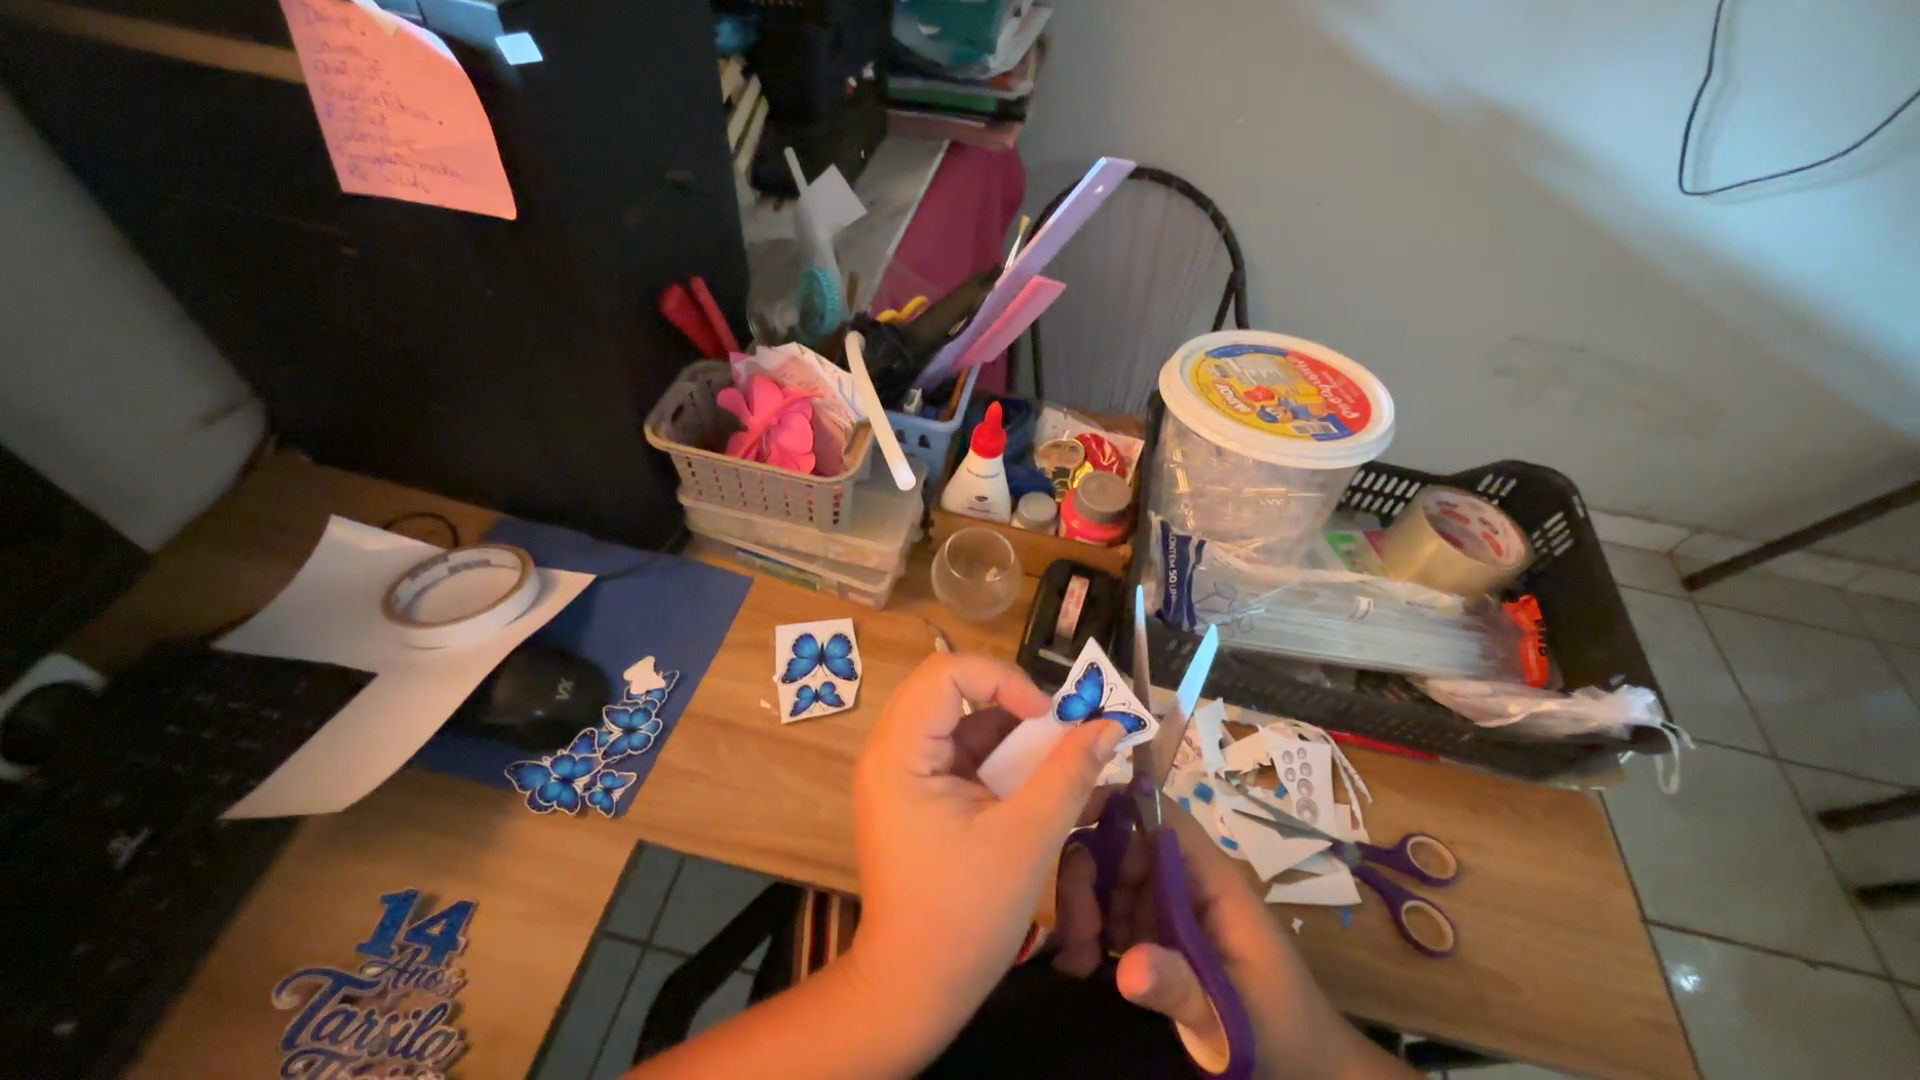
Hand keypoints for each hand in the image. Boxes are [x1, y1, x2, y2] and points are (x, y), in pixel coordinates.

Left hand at [844, 652, 1125, 1040]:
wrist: (916, 987)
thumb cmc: (965, 915)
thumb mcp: (1027, 838)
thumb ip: (1069, 773)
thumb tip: (1111, 724)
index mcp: (899, 754)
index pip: (945, 673)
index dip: (1002, 679)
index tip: (1047, 715)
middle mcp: (892, 753)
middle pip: (952, 691)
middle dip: (1013, 702)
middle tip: (1060, 727)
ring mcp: (904, 774)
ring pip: (963, 722)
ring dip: (1014, 733)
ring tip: (1060, 758)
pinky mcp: (920, 796)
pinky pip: (964, 755)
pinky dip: (1004, 760)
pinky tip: (1041, 783)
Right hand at [1054, 806, 1414, 1079]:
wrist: (1307, 1070)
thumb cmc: (1278, 1035)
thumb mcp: (1227, 1020)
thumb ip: (1179, 990)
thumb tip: (1127, 966)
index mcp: (1212, 881)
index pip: (1159, 815)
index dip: (1112, 804)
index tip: (1063, 822)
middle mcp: (1188, 881)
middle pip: (1122, 845)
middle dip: (1086, 877)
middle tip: (1072, 935)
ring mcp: (1172, 906)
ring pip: (1110, 878)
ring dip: (1083, 908)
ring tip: (1075, 960)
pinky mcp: (1161, 932)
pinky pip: (1114, 911)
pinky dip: (1091, 931)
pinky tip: (1081, 965)